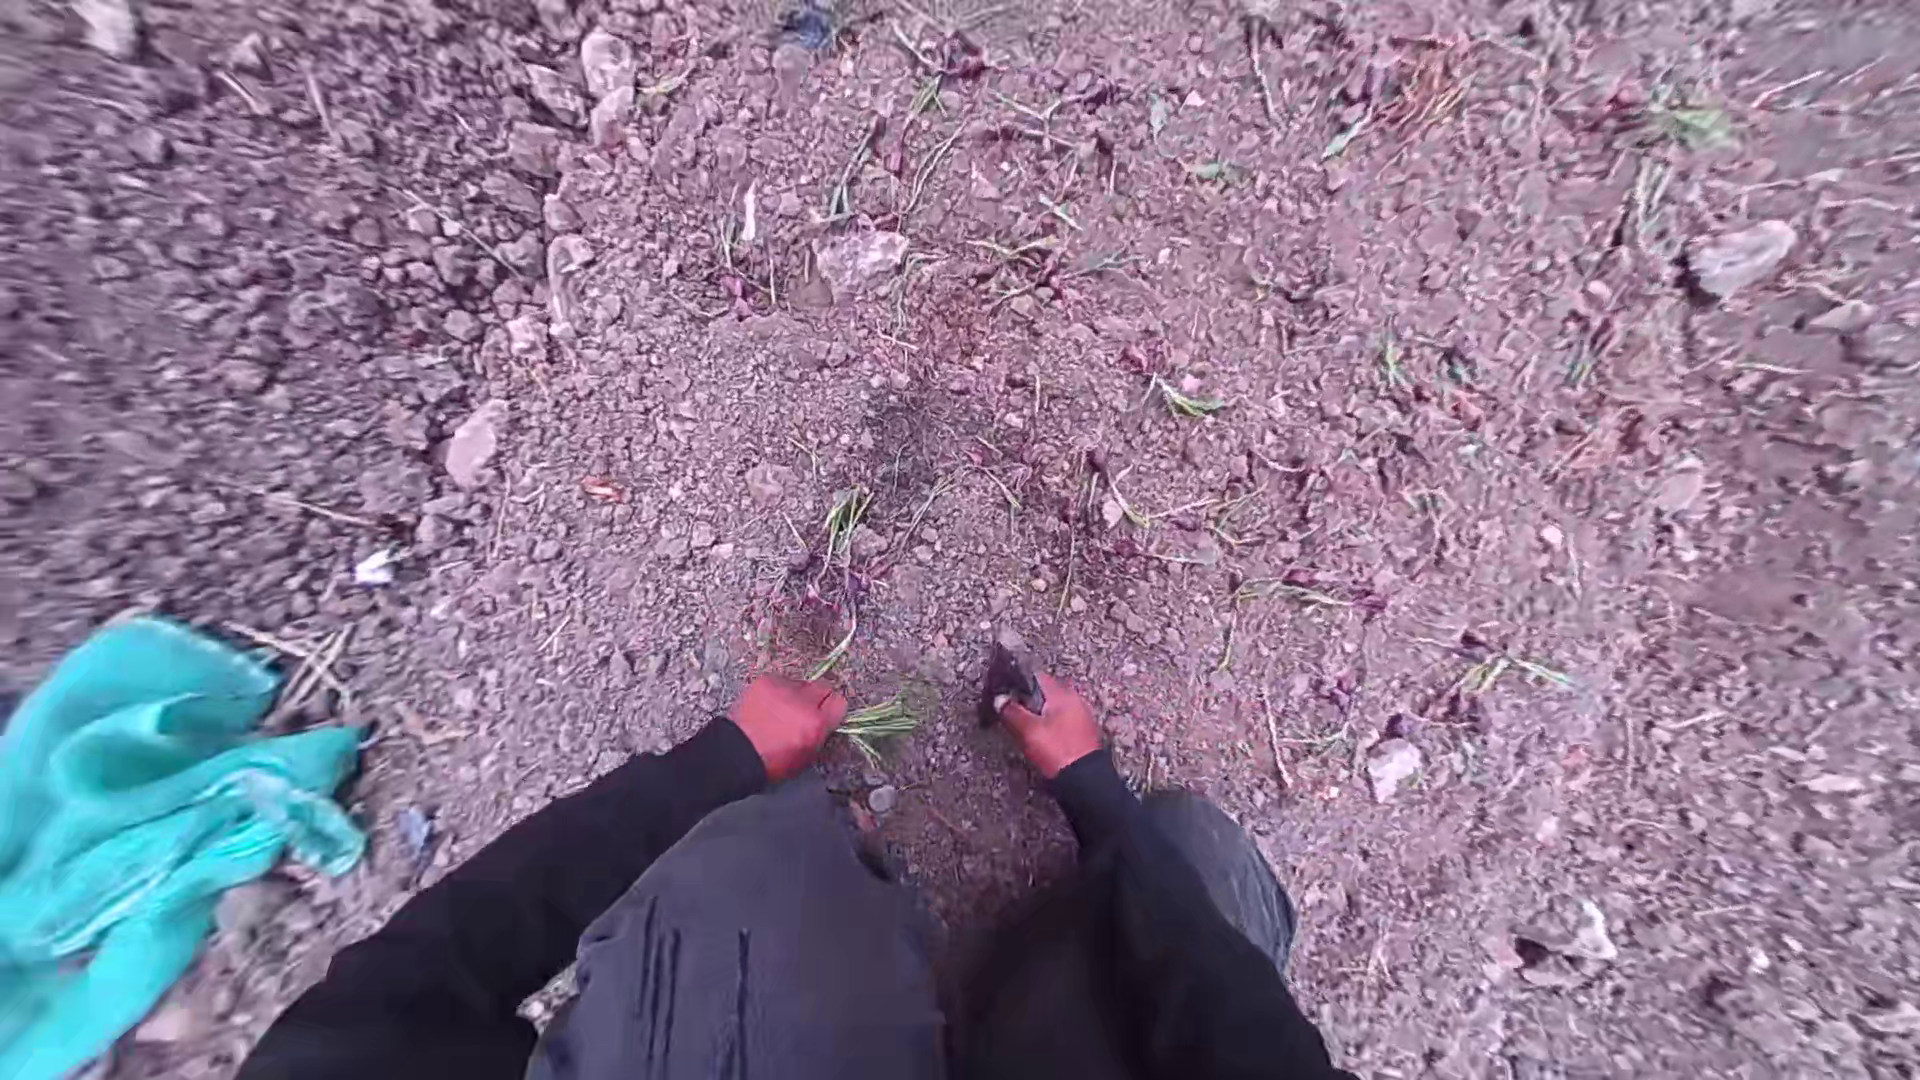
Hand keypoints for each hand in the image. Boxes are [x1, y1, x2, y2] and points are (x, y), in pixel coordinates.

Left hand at [729, 676, 846, 781]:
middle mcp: (804, 702)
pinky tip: (766, 705)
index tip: (824, 714)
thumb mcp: (806, 756)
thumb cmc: (770, 762)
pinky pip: (780, 680)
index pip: (840, 702)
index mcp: (816, 723)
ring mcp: (784, 688)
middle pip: (824, 687)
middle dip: (816, 698)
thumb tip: (826, 719)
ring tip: (779, 709)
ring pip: (801, 683)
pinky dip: (776, 691)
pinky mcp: (766, 681)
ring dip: (795, 694)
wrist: (734, 754)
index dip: (831, 708)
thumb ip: (821, 733)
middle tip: (802, 710)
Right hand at [999, 671, 1101, 778]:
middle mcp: (1076, 701)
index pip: (1037, 677)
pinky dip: (1051, 727)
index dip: (1019, 682)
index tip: (1006, 692)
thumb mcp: (1028, 731)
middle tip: (1014, 713)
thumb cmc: (1059, 753)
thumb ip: (1011, 712)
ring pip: (1054, 709)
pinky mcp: (1083, 735)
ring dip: (1040, 715)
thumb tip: (1000, 700)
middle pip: (1046, 693)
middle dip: (1029, 701)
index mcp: (1063, 694)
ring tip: (1026, 729)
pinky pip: (1062, 723)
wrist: (1086, 783)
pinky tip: (1043, 740)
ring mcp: (1082, 718)